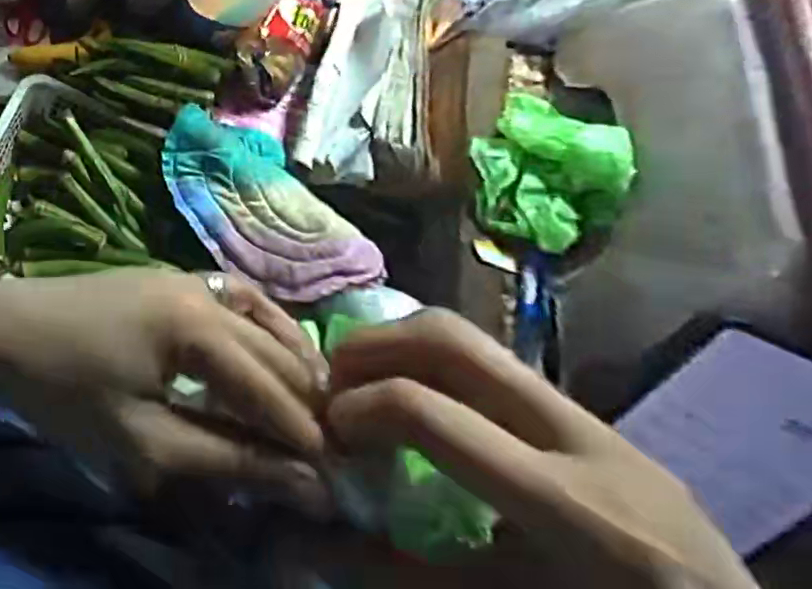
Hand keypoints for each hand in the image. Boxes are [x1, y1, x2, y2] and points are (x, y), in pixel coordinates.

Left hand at [0, 270, 329, 510]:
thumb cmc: (62, 388)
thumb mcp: (145, 440)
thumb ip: (231, 461)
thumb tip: (313, 487)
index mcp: (198, 326)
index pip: (279, 395)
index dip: (315, 448)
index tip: (347, 496)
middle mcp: (197, 289)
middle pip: (276, 353)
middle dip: (310, 409)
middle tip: (337, 464)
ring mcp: (176, 276)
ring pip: (258, 318)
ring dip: (288, 364)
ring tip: (306, 416)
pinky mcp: (156, 278)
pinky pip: (226, 298)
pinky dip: (255, 329)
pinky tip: (256, 362)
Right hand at [326, 310, 754, 588]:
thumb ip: (397, 569)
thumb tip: (301, 540)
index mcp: (573, 509)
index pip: (423, 409)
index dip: (354, 409)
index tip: (331, 437)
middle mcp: (589, 446)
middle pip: (447, 340)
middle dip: (367, 347)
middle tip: (335, 385)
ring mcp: (600, 426)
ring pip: (468, 336)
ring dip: (394, 347)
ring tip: (365, 387)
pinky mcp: (596, 422)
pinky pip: (492, 365)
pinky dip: (430, 367)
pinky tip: (417, 404)